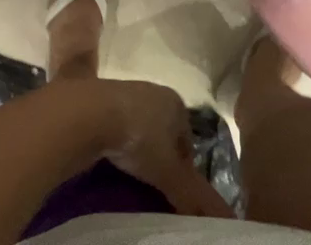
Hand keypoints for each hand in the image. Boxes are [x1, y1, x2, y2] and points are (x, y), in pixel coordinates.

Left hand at [94, 80, 232, 218]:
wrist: (87, 113)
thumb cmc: (137, 138)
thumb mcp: (169, 172)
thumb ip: (194, 196)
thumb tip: (223, 219)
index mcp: (176, 103)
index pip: (188, 140)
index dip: (184, 167)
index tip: (174, 189)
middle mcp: (153, 90)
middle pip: (163, 132)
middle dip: (159, 155)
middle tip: (151, 182)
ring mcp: (124, 91)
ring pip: (138, 126)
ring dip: (135, 147)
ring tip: (128, 173)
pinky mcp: (99, 96)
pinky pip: (114, 123)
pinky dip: (114, 139)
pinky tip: (108, 156)